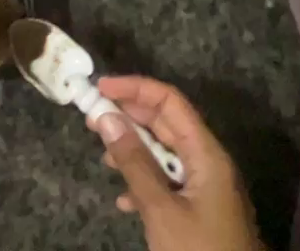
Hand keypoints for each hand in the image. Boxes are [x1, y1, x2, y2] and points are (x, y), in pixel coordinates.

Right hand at [93, 75, 263, 250]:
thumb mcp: (161, 209)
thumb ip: (134, 162)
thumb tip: (106, 116)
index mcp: (207, 156)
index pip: (170, 102)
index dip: (134, 89)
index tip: (99, 88)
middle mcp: (208, 164)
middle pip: (166, 123)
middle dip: (128, 117)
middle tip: (91, 119)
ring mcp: (205, 189)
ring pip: (164, 152)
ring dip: (132, 149)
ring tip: (104, 158)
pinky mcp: (199, 211)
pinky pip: (167, 180)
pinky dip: (143, 180)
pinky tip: (124, 199)